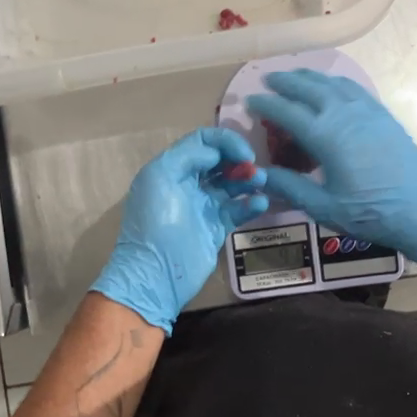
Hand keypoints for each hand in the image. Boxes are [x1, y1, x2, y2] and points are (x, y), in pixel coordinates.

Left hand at [90, 128, 268, 332]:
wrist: (156, 274)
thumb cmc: (155, 223)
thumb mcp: (161, 178)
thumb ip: (189, 156)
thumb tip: (216, 153)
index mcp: (171, 169)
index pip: (202, 142)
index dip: (225, 142)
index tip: (244, 152)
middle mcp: (188, 184)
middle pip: (220, 161)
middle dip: (238, 160)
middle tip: (254, 168)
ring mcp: (203, 207)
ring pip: (231, 184)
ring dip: (248, 179)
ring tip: (260, 182)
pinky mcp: (216, 228)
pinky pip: (237, 209)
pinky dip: (251, 203)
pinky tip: (260, 203)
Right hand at [246, 70, 416, 263]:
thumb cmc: (369, 213)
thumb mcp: (322, 207)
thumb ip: (289, 187)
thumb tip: (258, 174)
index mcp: (325, 135)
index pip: (286, 111)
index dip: (265, 105)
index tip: (249, 102)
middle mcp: (344, 114)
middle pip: (309, 88)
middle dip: (285, 81)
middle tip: (268, 79)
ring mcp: (367, 111)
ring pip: (333, 83)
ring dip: (310, 77)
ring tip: (295, 76)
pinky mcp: (383, 116)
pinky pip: (354, 89)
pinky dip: (336, 83)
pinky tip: (333, 88)